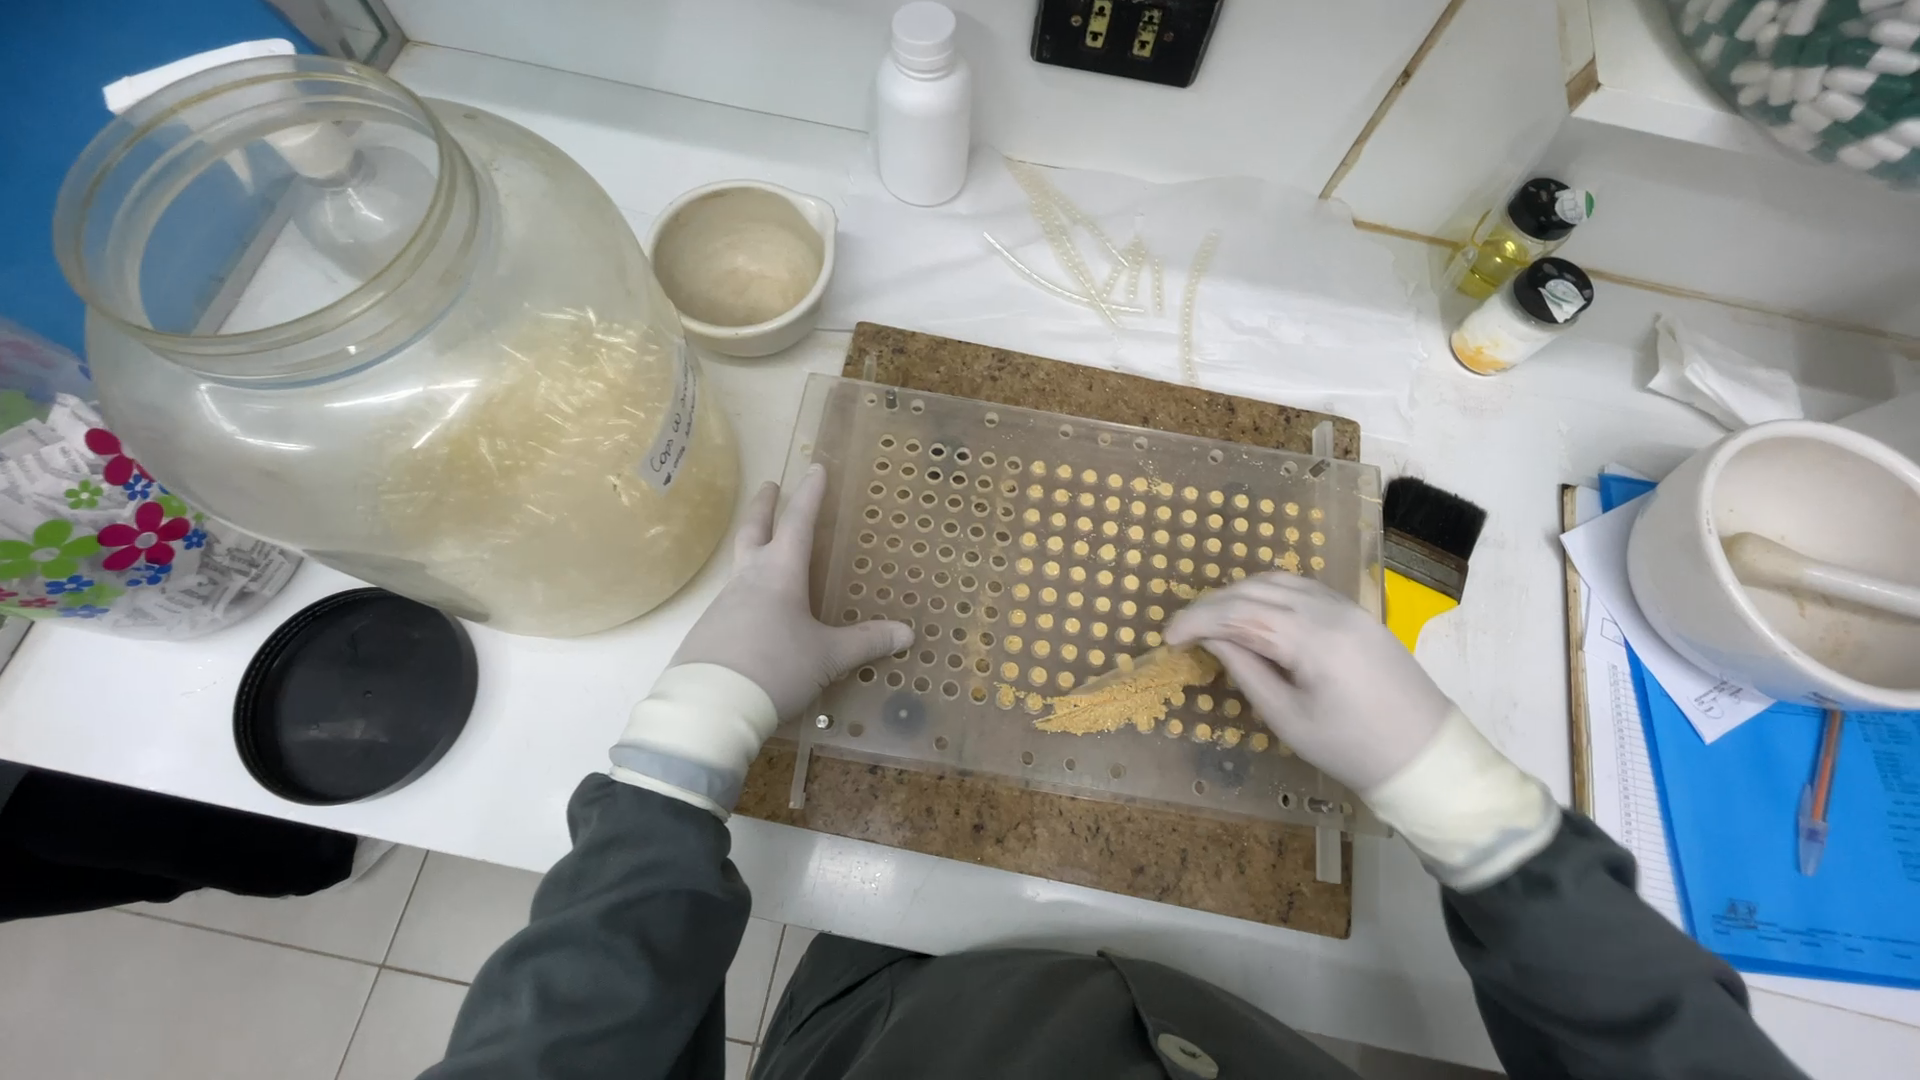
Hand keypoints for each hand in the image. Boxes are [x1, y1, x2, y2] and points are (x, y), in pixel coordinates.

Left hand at [611, 466, 912, 817]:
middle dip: (765, 505)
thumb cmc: (776, 667)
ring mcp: (723, 604)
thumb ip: (866, 642)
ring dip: (753, 546)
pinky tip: (753, 610)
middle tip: (770, 485)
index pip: (798, 523)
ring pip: (740, 564)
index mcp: (780, 573)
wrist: (709, 707)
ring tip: (766, 550)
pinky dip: (746, 589)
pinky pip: (732, 599)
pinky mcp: (708, 631)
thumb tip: (908, 633)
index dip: (810, 495)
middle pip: (754, 530)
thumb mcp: (828, 656)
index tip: (815, 467)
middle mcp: (749, 579)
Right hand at [1166, 572, 1558, 888]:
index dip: (1197, 620)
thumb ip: (1246, 670)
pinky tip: (1251, 613)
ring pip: (1277, 581)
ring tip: (1212, 620)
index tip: (1167, 638)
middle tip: (1182, 629)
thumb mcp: (1287, 718)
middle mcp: (1330, 610)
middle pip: (1255, 590)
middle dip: (1211, 605)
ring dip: (1237, 594)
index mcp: (1313, 638)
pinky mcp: (1356, 612)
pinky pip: (1301, 588)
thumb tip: (1212, 640)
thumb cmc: (1351, 748)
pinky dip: (1266, 594)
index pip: (1239, 613)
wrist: (1427, 757)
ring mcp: (1346, 606)